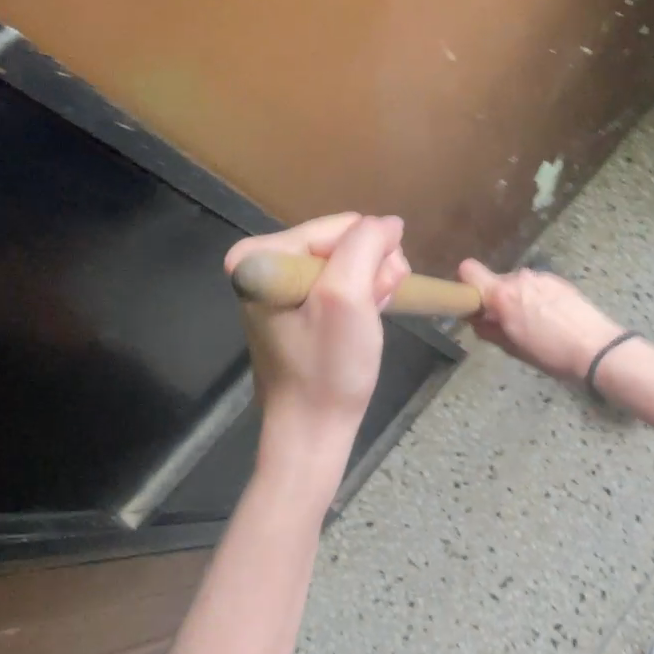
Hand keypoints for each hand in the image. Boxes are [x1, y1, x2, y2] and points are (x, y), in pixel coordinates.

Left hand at [225, 214, 409, 481]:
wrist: (313, 430)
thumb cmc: (328, 369)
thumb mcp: (349, 299)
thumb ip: (366, 246)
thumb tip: (391, 223)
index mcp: (263, 254)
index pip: (345, 226)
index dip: (369, 260)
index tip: (366, 301)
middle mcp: (265, 260)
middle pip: (348, 239)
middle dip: (372, 272)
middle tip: (368, 311)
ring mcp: (282, 281)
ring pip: (354, 258)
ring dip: (372, 286)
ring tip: (364, 321)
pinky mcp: (297, 301)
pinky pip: (346, 278)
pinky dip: (363, 298)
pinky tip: (359, 324)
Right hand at [457, 259, 623, 381]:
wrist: (595, 347)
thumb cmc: (550, 353)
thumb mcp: (513, 348)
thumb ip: (489, 329)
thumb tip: (478, 320)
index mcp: (502, 294)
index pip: (469, 270)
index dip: (467, 287)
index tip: (476, 308)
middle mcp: (520, 278)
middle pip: (497, 282)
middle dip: (498, 300)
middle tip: (510, 325)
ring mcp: (542, 276)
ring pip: (519, 285)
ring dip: (520, 299)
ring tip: (536, 325)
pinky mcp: (560, 280)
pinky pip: (538, 286)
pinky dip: (538, 297)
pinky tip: (552, 318)